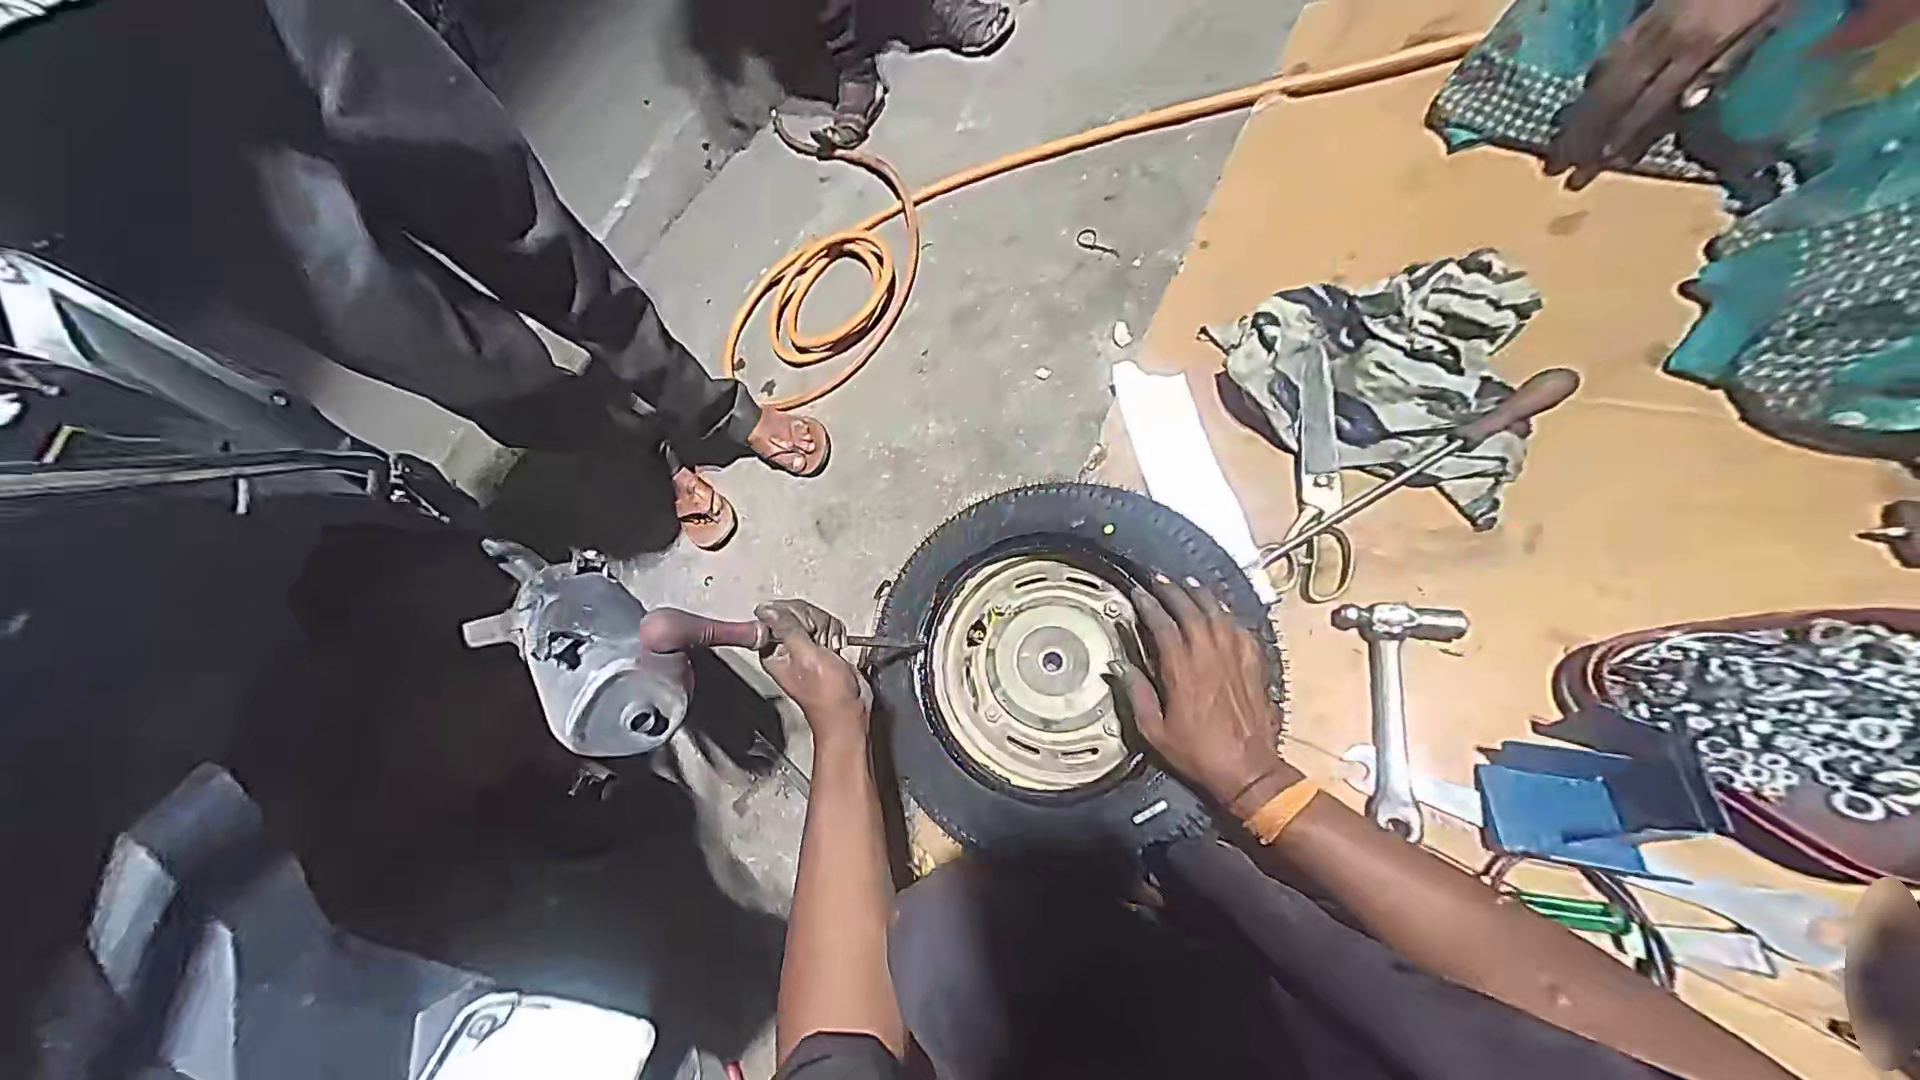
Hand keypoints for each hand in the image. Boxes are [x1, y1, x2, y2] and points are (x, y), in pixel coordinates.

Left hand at [756, 600, 868, 745]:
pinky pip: (829, 627)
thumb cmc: (826, 694)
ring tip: (831, 650)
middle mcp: (787, 648)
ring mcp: (805, 647)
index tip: (807, 629)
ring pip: (816, 618)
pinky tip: (838, 649)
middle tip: (821, 643)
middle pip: (799, 613)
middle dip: (816, 624)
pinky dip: (837, 635)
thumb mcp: (805, 656)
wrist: (848, 710)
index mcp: (773, 650)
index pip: (777, 614)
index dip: (796, 616)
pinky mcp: (822, 648)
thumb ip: (786, 630)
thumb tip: (766, 610)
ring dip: (829, 631)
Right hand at [1110, 580, 1301, 818]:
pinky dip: (1229, 616)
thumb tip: (1119, 667)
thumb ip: (1136, 694)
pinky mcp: (1254, 667)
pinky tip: (1222, 612)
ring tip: (1189, 584)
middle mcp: (1210, 659)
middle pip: (1192, 612)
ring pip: (1218, 616)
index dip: (1149, 606)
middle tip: (1160, 581)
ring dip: (1202, 596)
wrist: (1248, 771)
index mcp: (1183, 672)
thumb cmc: (1199, 752)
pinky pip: (1241, 631)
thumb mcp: (1154, 730)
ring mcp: (1235, 661)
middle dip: (1174, 592)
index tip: (1139, 594)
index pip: (1163, 626)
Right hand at [1545, 0, 1782, 188]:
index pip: (1649, 102)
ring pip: (1601, 80)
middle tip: (1553, 169)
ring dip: (1575, 118)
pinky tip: (1582, 101)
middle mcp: (1663, 39)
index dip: (1620, 136)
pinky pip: (1610, 55)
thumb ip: (1729, 60)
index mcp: (1700, 43)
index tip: (1593, 166)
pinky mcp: (1649, 13)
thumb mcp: (1775, 15)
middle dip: (1580, 137)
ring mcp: (1652, 25)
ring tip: (1555, 148)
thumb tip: (1686, 104)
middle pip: (1611, 97)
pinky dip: (1591, 84)